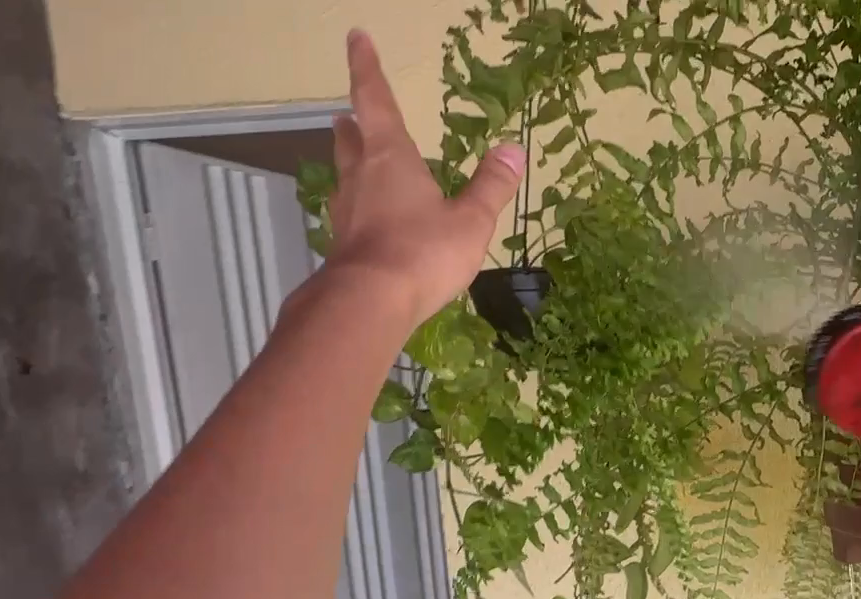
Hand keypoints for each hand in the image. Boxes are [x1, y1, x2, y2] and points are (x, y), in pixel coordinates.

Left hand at [323, 30, 523, 326]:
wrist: (373, 298)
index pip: (375, 99)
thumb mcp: (471, 220)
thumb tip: (514, 150)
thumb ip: (492, 186)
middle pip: (353, 136)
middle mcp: (363, 174)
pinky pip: (353, 208)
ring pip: (348, 172)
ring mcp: (349, 207)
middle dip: (357, 122)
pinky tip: (372, 217)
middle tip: (355, 115)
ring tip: (364, 160)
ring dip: (355, 161)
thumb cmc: (425, 251)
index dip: (366, 68)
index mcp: (392, 158)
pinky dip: (362, 202)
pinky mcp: (346, 238)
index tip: (358, 38)